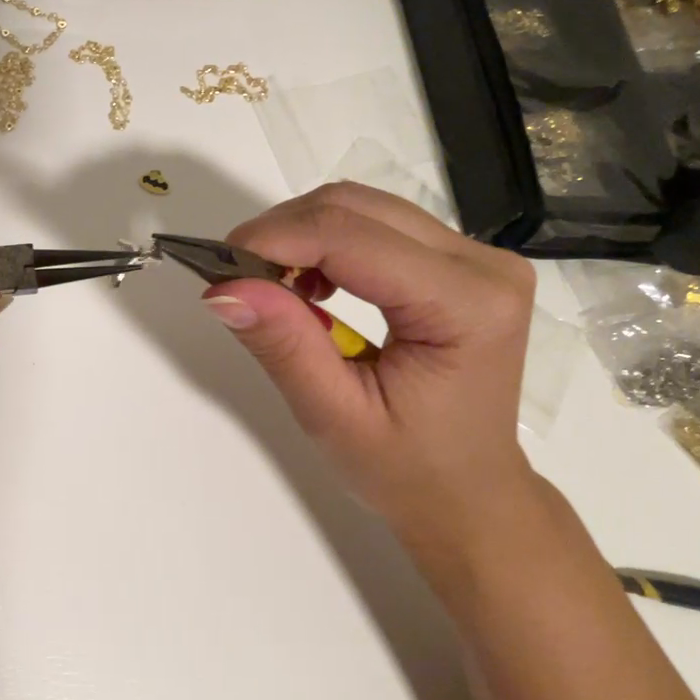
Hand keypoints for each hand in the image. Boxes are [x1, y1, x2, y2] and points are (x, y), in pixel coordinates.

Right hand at [201, 182, 540, 546]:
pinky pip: (372, 223)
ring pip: (359, 206)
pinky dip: (321, 242)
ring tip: (271, 288)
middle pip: (353, 208)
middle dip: (279, 234)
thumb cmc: (406, 468)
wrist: (467, 492)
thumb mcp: (333, 414)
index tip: (217, 269)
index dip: (273, 240)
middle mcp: (482, 264)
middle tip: (237, 282)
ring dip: (297, 235)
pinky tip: (310, 286)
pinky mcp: (457, 260)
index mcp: (466, 305)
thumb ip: (283, 344)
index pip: (350, 237)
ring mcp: (475, 257)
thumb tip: (222, 288)